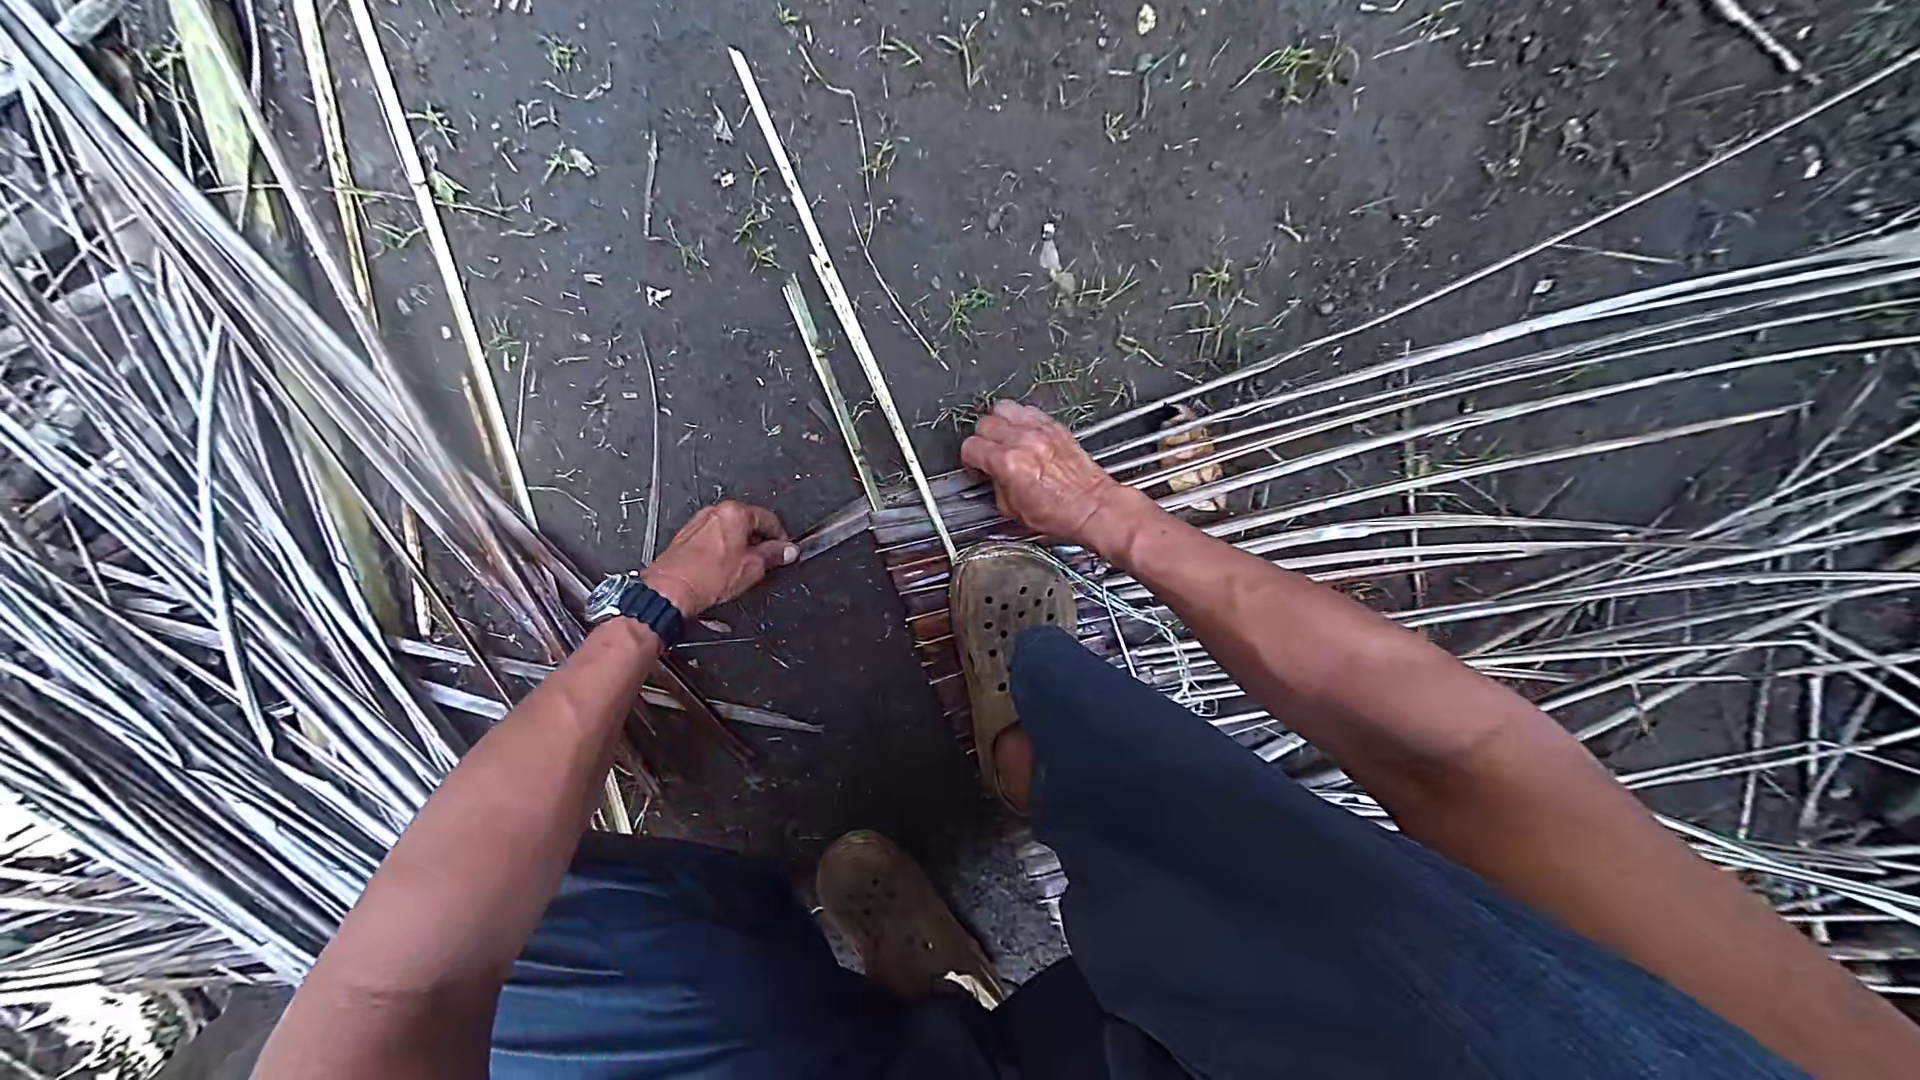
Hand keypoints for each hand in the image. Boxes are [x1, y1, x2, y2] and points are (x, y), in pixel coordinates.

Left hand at [641, 500, 796, 615]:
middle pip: (749, 523)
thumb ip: (774, 554)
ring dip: (741, 547)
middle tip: (767, 562)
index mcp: (735, 513)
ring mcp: (699, 524)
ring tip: (743, 569)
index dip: (781, 537)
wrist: (671, 591)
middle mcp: (715, 513)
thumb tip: (786, 550)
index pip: (769, 519)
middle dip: (760, 542)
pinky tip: (723, 571)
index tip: (785, 550)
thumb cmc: (705, 577)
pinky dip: (723, 551)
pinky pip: (714, 540)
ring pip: (730, 532)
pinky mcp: (687, 538)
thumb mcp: (754, 567)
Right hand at [960, 400, 1146, 551]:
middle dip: (982, 440)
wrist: (1092, 506)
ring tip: (1004, 438)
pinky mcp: (1055, 427)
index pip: (971, 446)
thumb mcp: (1013, 510)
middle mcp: (1023, 441)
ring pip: (1003, 408)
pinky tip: (1023, 434)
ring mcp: (1040, 430)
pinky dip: (1021, 420)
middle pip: (985, 423)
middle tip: (988, 454)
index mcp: (1008, 463)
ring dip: (999, 423)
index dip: (970, 459)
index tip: (976, 465)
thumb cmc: (1060, 512)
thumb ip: (995, 486)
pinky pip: (1028, 411)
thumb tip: (990, 475)